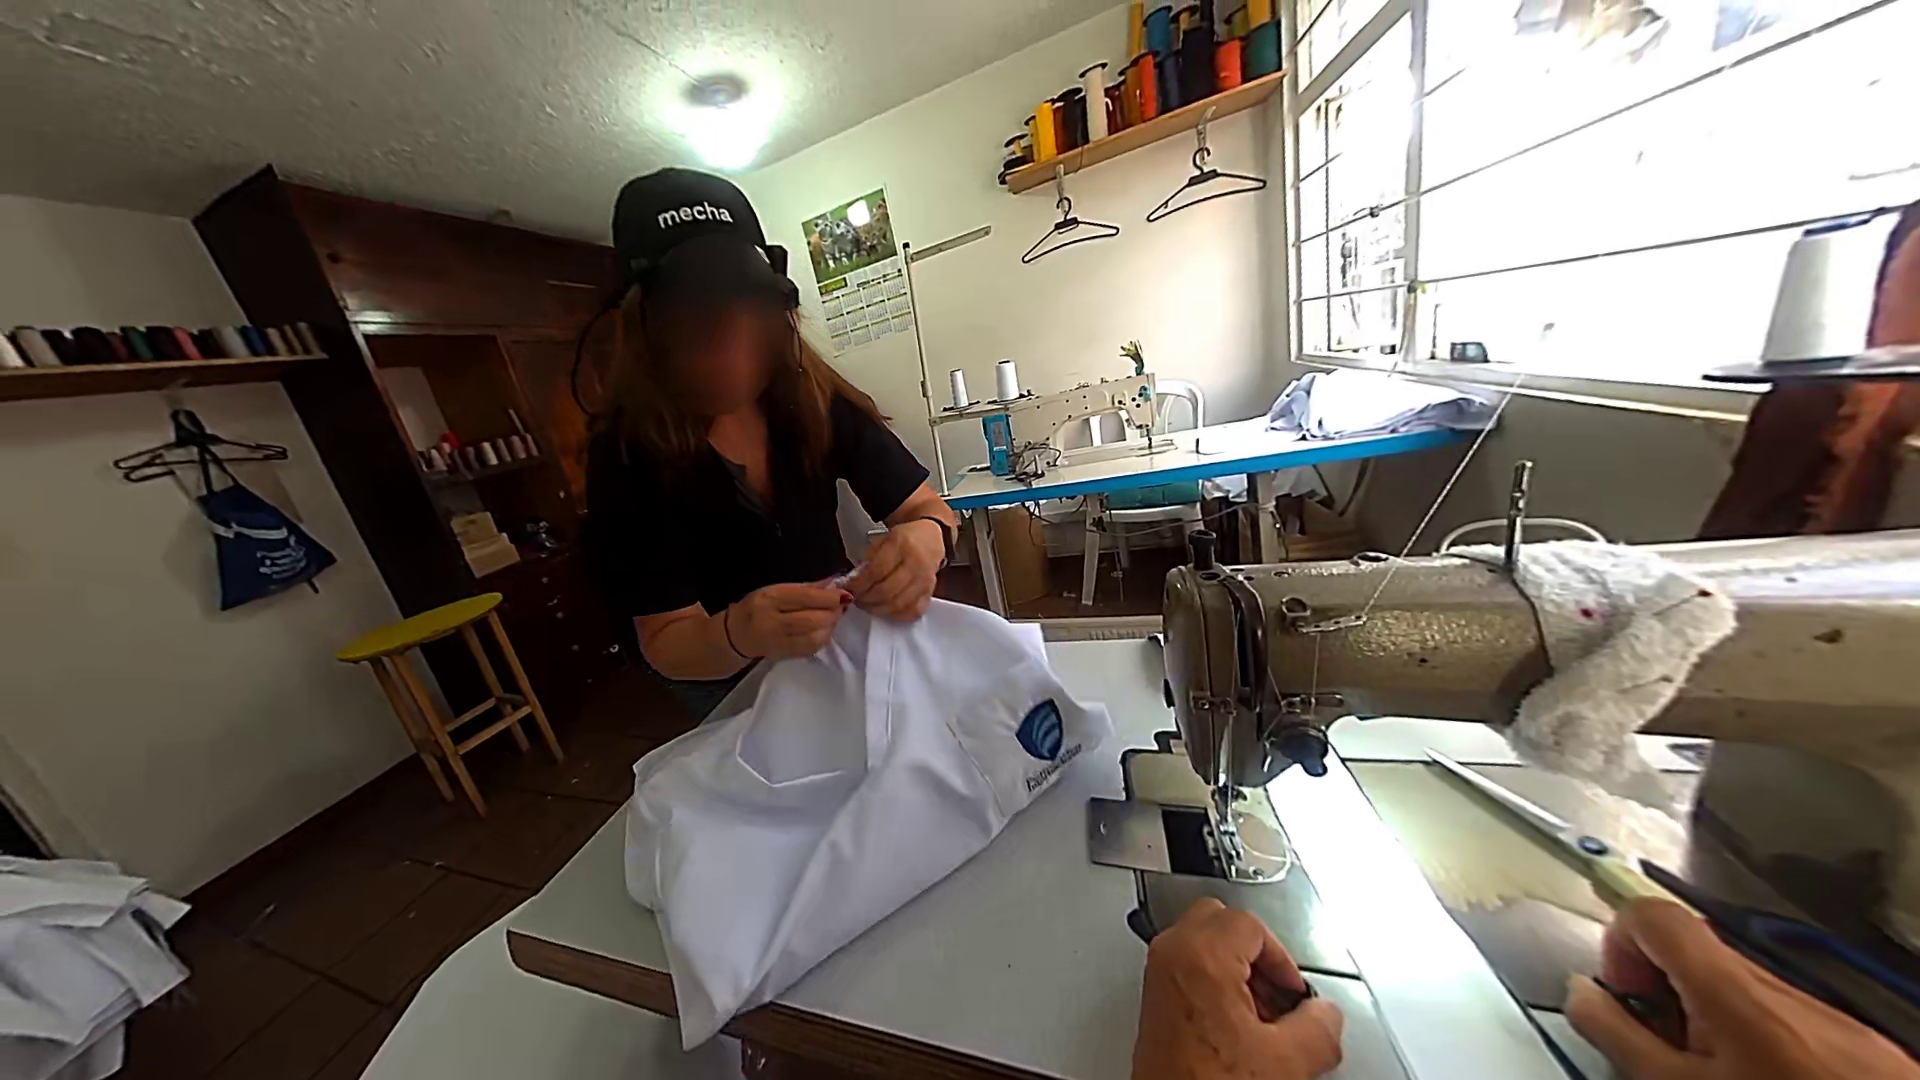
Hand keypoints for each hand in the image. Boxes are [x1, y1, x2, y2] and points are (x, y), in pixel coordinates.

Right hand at [725, 584, 849, 660]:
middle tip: (840, 607)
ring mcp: (777, 642)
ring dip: (831, 627)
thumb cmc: (758, 607)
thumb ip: (806, 588)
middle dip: (833, 613)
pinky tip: (824, 630)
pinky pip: (811, 649)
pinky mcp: (784, 655)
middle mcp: (772, 622)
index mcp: (770, 599)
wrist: (735, 635)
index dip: (830, 598)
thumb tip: (834, 583)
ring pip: (814, 637)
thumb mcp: (776, 590)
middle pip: (812, 620)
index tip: (845, 595)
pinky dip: (823, 639)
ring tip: (833, 618)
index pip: (806, 598)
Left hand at [850, 519, 944, 621]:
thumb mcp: (882, 540)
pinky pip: (913, 611)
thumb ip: (868, 560)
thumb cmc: (903, 539)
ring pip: (898, 604)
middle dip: (866, 599)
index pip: (877, 570)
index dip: (860, 584)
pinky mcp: (930, 592)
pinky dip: (897, 615)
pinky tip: (886, 610)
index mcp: (901, 545)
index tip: (849, 589)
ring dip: (878, 609)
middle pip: (887, 590)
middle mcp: (916, 563)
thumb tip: (854, 583)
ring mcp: (925, 580)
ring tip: (867, 605)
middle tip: (856, 599)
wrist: (930, 539)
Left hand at [1132, 898, 1343, 1079]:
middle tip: (1279, 995)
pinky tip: (1237, 1025)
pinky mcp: (1155, 990)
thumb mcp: (1283, 1065)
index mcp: (1202, 955)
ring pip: (1203, 939)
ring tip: (1262, 1017)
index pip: (1248, 924)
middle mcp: (1174, 952)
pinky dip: (1215, 977)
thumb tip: (1326, 1013)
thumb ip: (1317, 1031)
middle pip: (1221, 921)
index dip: (1281, 957)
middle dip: (1256, 954)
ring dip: (1236, 965)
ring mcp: (1160, 969)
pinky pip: (1188, 961)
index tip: (1296, 991)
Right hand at [1567, 899, 1918, 1079]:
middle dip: (1665, 986)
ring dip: (1714, 1016)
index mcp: (1739, 998)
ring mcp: (1854, 1035)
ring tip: (1718, 1071)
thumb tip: (1581, 990)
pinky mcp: (1888, 1064)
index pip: (1655, 915)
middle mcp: (1798, 1001)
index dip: (1621, 940)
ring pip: (1749, 990)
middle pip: (1701, 953)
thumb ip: (1612, 1029)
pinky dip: (1767, 1044)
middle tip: (1666, 1042)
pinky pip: (1800, 1026)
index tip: (1626, 992)